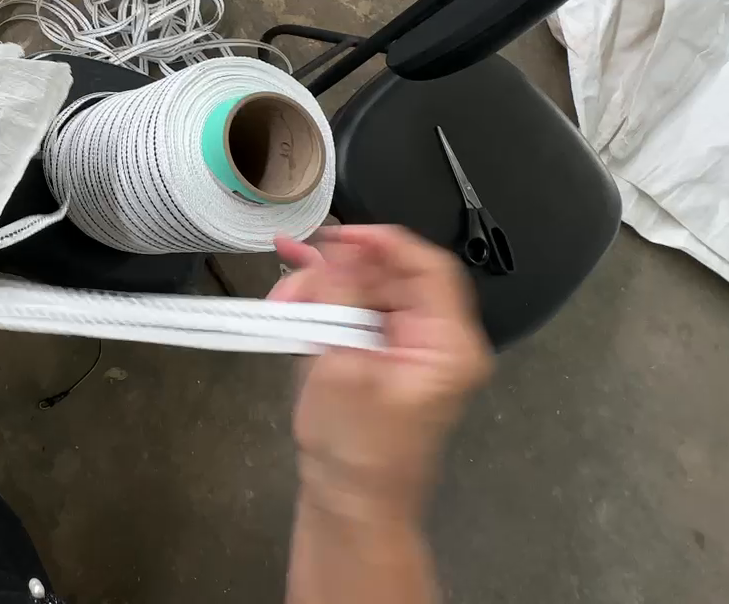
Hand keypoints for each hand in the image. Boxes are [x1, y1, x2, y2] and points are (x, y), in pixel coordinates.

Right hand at [270, 224, 491, 523]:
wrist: (348, 493)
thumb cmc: (357, 443)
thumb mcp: (344, 366)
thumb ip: (342, 303)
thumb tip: (338, 253)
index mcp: (446, 343)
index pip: (428, 267)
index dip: (382, 241)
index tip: (335, 235)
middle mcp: (429, 337)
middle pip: (386, 274)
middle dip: (333, 269)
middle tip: (291, 272)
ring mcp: (399, 344)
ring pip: (358, 288)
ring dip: (316, 287)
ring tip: (282, 300)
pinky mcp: (371, 350)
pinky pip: (345, 310)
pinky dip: (314, 303)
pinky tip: (286, 304)